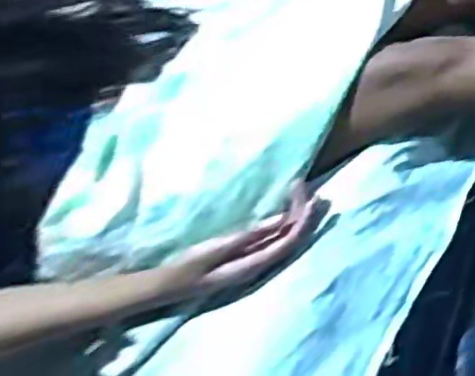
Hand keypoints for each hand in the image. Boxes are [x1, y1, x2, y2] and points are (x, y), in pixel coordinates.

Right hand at [155, 182, 317, 301]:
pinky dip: (288, 219)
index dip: (305, 220)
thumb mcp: (213, 251)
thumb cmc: (185, 268)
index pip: (290, 240)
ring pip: (289, 234)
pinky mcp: (250, 254)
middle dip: (306, 212)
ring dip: (300, 213)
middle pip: (294, 236)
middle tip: (307, 187)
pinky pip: (278, 235)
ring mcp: (257, 259)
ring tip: (306, 191)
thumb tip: (281, 219)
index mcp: (253, 265)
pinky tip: (291, 206)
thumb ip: (247, 236)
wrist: (161, 287)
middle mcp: (261, 264)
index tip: (312, 198)